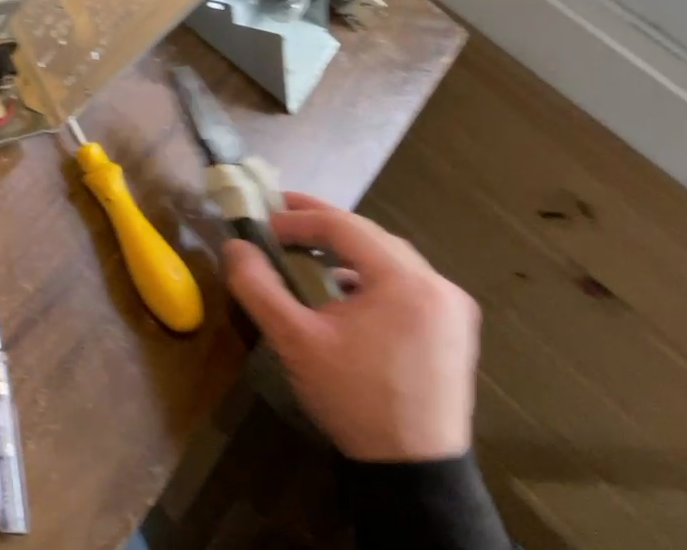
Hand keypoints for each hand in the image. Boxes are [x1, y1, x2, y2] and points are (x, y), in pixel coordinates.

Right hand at [224, 193, 480, 462]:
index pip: (345, 227)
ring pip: (389, 257)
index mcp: (406, 282)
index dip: (297, 218)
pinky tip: (339, 287)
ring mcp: (452, 308)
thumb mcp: (293, 339)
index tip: (258, 224)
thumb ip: (257, 285)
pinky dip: (366, 272)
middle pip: (371, 236)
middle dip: (320, 224)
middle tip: (275, 219)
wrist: (413, 468)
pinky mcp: (452, 330)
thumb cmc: (353, 396)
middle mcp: (439, 286)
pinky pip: (404, 282)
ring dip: (344, 247)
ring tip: (302, 249)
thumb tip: (234, 246)